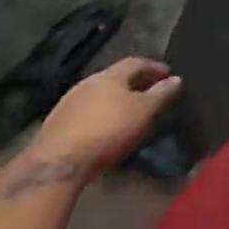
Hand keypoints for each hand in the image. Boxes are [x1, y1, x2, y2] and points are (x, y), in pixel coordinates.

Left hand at [26, 57, 181, 172]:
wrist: (54, 167)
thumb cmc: (108, 130)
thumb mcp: (145, 111)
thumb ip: (162, 93)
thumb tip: (176, 79)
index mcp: (109, 75)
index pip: (137, 62)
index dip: (154, 67)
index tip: (168, 75)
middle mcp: (86, 84)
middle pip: (115, 78)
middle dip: (133, 84)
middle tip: (148, 93)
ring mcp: (65, 106)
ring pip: (97, 96)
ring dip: (113, 101)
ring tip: (126, 112)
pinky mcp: (52, 128)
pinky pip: (83, 114)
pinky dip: (97, 116)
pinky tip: (103, 128)